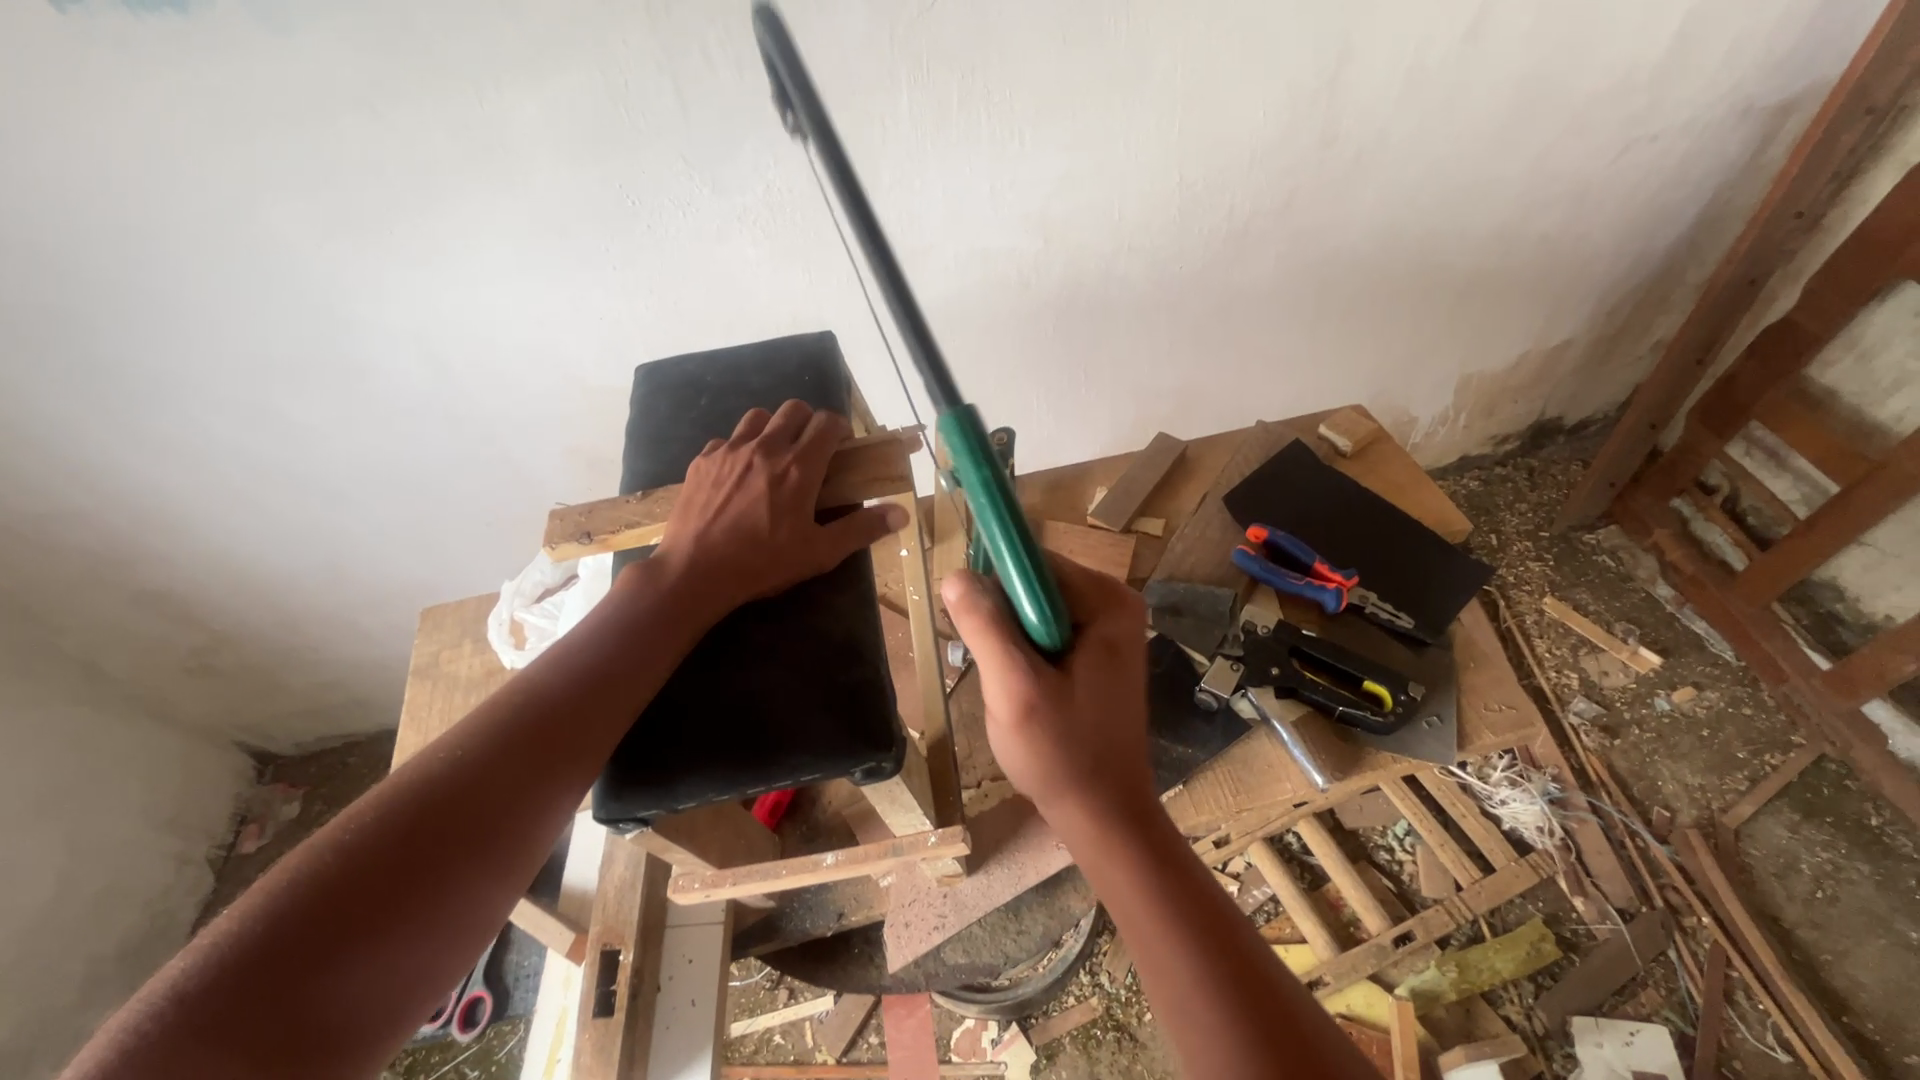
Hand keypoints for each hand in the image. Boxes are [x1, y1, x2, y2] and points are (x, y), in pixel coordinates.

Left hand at [649, 400, 907, 616]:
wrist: (694, 572)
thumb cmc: (763, 564)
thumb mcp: (819, 553)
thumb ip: (861, 529)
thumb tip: (900, 513)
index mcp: (799, 467)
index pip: (827, 422)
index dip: (839, 429)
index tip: (842, 447)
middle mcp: (766, 448)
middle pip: (794, 409)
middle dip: (808, 422)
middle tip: (812, 450)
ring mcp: (730, 450)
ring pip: (758, 416)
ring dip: (773, 428)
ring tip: (775, 455)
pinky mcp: (703, 461)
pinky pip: (727, 439)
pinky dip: (740, 447)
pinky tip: (739, 474)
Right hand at [941, 555, 1156, 825]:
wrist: (1104, 814)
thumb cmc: (1062, 754)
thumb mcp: (1014, 688)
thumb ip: (985, 626)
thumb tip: (955, 574)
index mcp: (1108, 602)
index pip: (1033, 561)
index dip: (993, 585)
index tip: (969, 624)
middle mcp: (1115, 605)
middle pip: (1034, 584)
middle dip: (1001, 620)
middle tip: (990, 668)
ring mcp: (1110, 631)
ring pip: (1034, 611)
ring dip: (1009, 643)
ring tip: (1007, 687)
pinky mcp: (1100, 655)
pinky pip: (1047, 634)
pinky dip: (1024, 657)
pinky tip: (1023, 693)